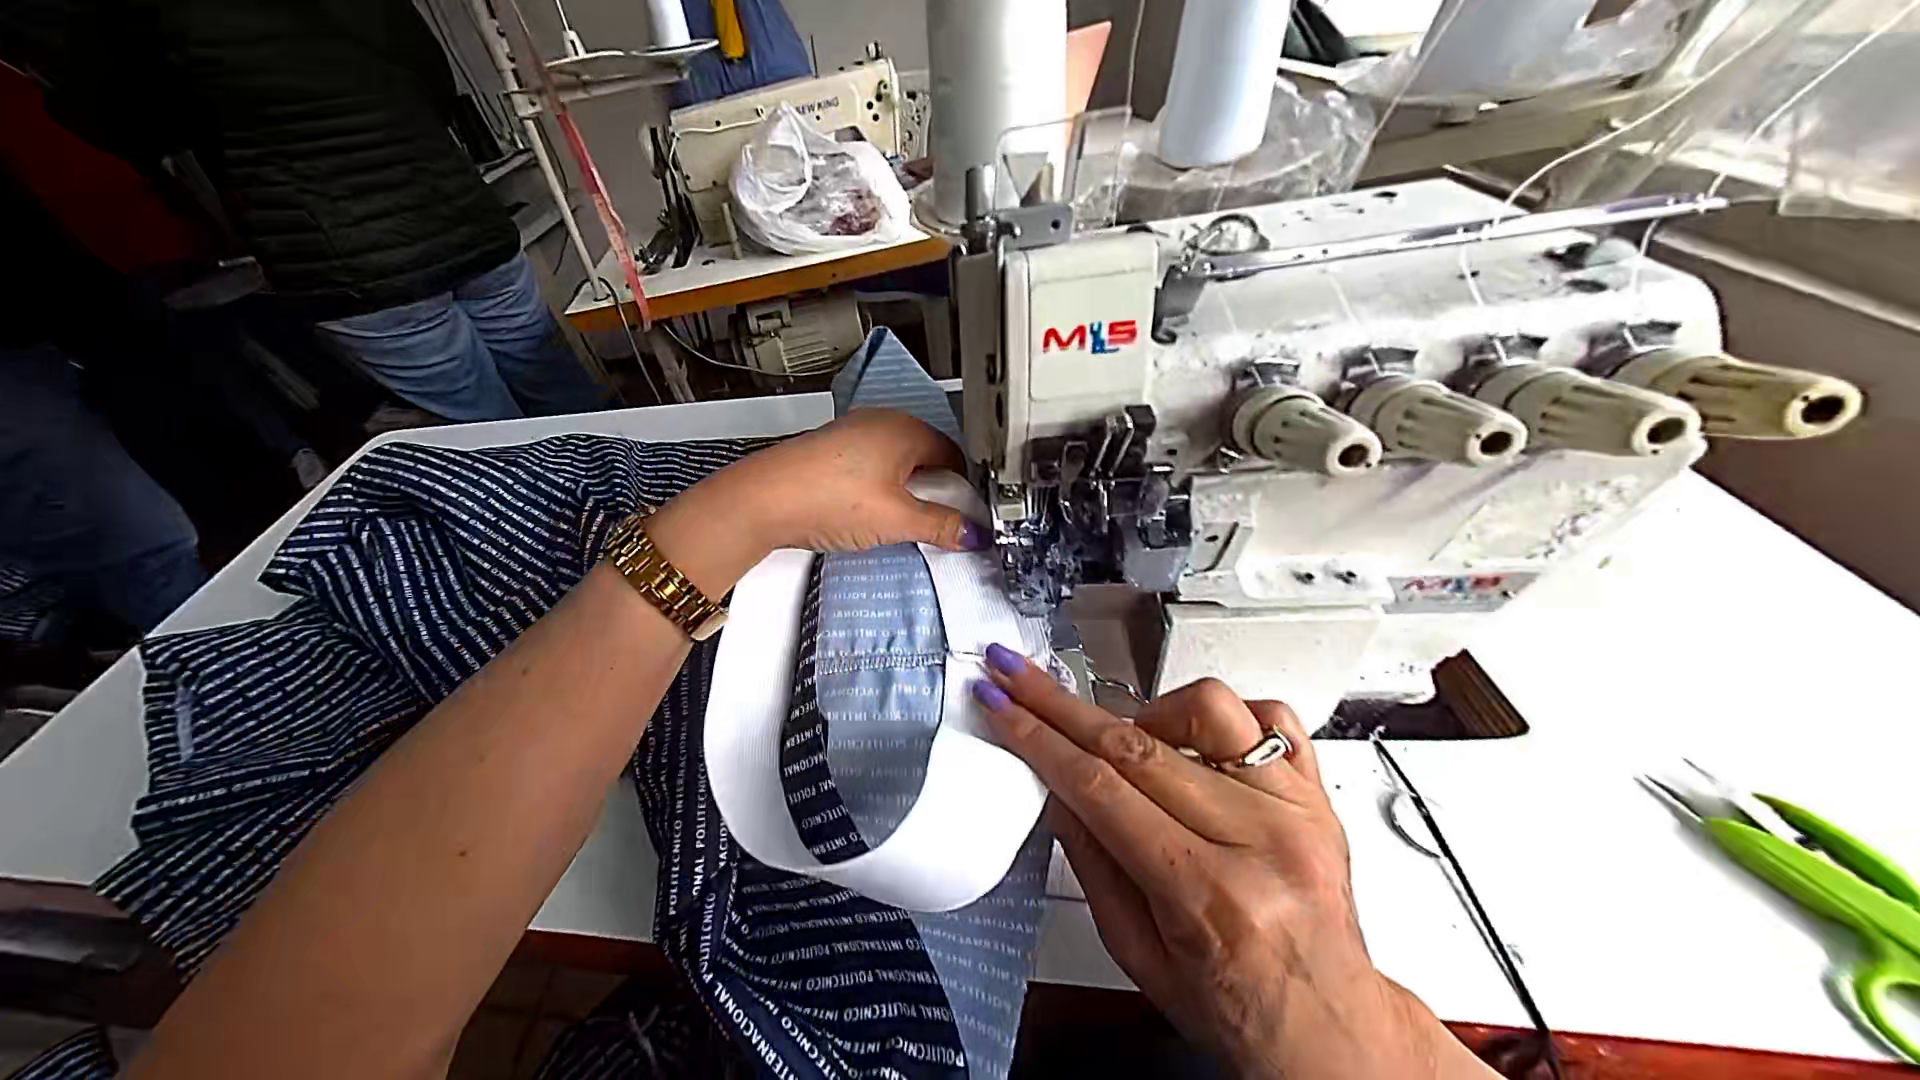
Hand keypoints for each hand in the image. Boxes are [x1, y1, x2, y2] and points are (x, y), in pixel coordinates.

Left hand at [646, 410, 984, 593]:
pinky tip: (870, 513)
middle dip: (936, 490)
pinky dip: (882, 488)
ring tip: (900, 522)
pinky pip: (873, 466)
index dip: (965, 488)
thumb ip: (940, 526)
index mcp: (905, 430)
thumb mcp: (897, 519)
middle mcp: (881, 423)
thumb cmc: (828, 498)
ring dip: (908, 491)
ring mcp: (853, 434)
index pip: (955, 454)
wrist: (762, 500)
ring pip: (898, 463)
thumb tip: (969, 533)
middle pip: (927, 457)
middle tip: (935, 523)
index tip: (966, 515)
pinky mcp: (832, 450)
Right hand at [971, 648, 1496, 1079]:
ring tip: (1129, 740)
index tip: (1002, 705)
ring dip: (1143, 711)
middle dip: (1058, 702)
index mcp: (1206, 895)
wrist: (1332, 1028)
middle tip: (1017, 673)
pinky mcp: (1315, 792)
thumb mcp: (1137, 954)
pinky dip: (1217, 713)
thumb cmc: (1239, 1007)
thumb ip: (1092, 861)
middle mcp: (1258, 840)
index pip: (1098, 787)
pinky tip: (1193, 738)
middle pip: (1133, 742)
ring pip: (1204, 706)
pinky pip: (1267, 713)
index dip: (1037, 737)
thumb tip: (1056, 785)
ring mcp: (1294, 808)